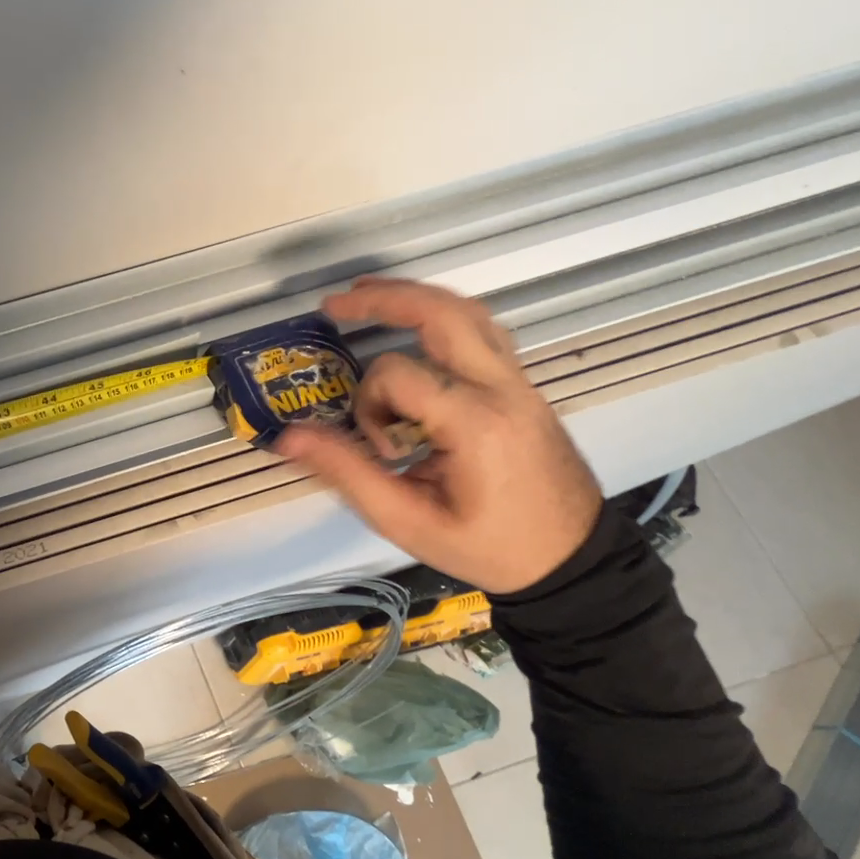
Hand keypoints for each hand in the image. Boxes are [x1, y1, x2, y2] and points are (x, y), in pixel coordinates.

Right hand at [276, 278, 602, 593]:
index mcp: (476, 422)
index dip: (369, 404)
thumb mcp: (406, 520)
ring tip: (366, 297)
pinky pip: (481, 333)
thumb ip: (346, 471)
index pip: (397, 374)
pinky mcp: (522, 388)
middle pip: (442, 313)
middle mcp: (502, 388)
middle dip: (384, 299)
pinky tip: (413, 327)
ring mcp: (519, 383)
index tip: (380, 449)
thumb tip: (287, 438)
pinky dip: (440, 320)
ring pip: (467, 313)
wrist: (572, 561)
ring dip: (414, 300)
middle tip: (334, 303)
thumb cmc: (487, 547)